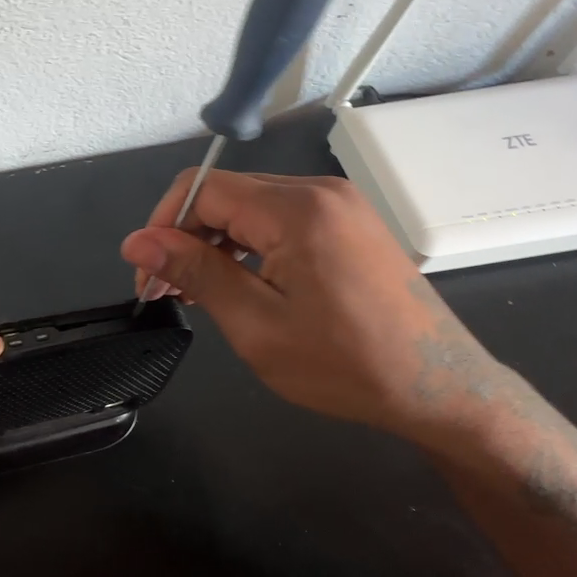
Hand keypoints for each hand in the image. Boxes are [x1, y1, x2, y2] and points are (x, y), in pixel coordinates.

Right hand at [120, 169, 508, 446]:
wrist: (440, 386)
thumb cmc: (344, 364)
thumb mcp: (256, 324)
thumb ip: (195, 272)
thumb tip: (137, 241)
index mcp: (296, 209)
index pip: (202, 189)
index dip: (162, 227)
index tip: (147, 278)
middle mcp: (320, 192)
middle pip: (225, 195)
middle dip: (184, 238)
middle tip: (164, 293)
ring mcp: (340, 207)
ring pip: (250, 208)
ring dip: (213, 244)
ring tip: (195, 293)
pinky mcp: (349, 226)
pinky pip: (281, 221)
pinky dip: (248, 246)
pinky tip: (237, 283)